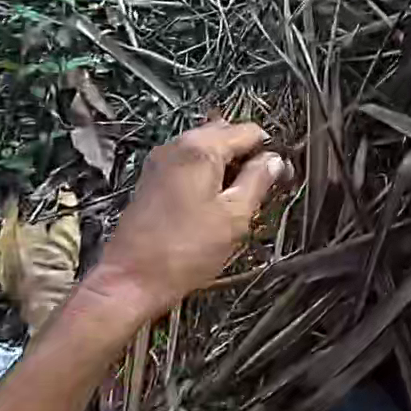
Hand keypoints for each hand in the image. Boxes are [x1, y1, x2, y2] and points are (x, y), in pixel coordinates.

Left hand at [84, 121, 288, 319]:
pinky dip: (206, 175)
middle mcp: (178, 143)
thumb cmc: (188, 248)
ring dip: (226, 168)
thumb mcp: (234, 215)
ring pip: (206, 150)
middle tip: (259, 193)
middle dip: (246, 158)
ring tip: (236, 203)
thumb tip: (275, 159)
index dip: (269, 152)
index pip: (249, 131)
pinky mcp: (152, 178)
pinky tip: (211, 205)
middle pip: (225, 134)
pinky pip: (188, 164)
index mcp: (200, 146)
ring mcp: (161, 160)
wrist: (130, 279)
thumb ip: (258, 180)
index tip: (280, 180)